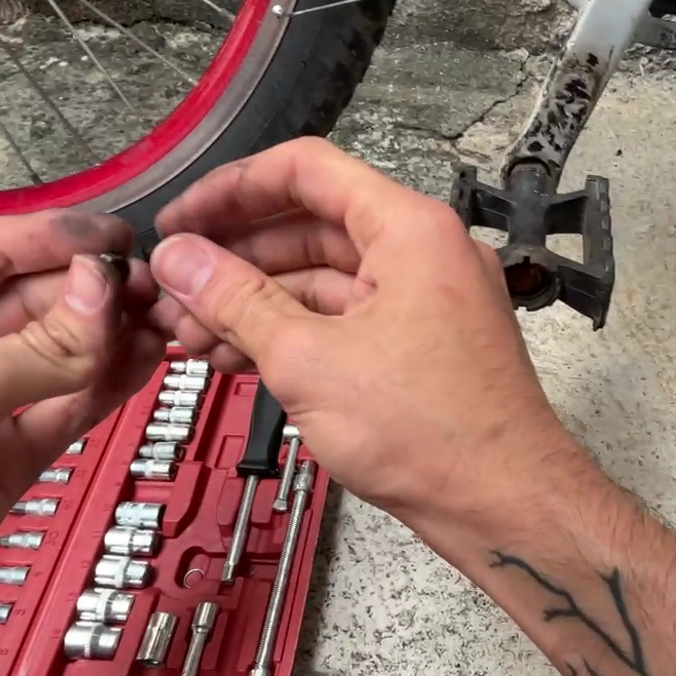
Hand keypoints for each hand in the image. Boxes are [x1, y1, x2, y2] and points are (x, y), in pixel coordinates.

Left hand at [0, 211, 162, 636]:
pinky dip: (105, 391)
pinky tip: (140, 367)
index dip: (56, 241)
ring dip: (110, 341)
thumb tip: (104, 299)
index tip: (120, 239)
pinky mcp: (2, 462)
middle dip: (92, 294)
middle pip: (31, 304)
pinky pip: (67, 413)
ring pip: (59, 360)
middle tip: (151, 290)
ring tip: (161, 325)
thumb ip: (33, 348)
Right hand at [148, 138, 592, 526]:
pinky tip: (239, 358)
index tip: (181, 221)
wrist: (500, 504)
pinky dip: (295, 336)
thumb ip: (236, 301)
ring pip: (324, 284)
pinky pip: (346, 322)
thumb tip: (179, 258)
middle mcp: (424, 254)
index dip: (232, 189)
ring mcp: (426, 303)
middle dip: (235, 260)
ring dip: (257, 306)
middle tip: (175, 290)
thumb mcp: (309, 360)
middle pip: (311, 229)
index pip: (307, 171)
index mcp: (410, 230)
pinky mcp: (421, 347)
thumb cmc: (428, 431)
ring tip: (190, 337)